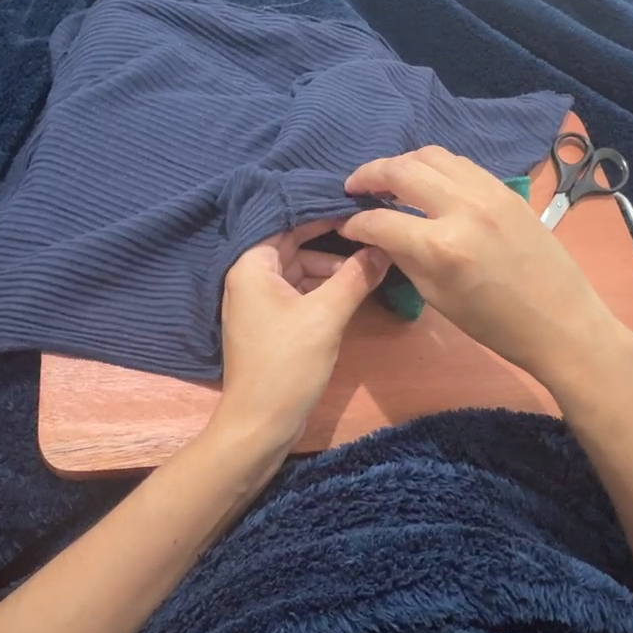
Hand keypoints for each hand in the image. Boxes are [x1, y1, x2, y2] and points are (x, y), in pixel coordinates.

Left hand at [214, 221, 388, 452]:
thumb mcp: (327, 316)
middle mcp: (249, 276)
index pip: (287, 222)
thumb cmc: (287, 364)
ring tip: (370, 267)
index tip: (359, 207)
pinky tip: (352, 290)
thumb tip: (384, 247)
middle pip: (293, 244)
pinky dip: (322, 288)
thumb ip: (356, 276)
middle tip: (371, 234)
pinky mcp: (269, 323)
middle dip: (332, 242)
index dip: (323, 214)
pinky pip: (297, 292)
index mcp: (251, 265)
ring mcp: (258, 301)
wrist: (260, 424)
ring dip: (330, 268)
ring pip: (298, 269)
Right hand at [340, 146, 632, 406]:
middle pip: (402, 170)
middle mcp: (462, 208)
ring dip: (402, 162)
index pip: (380, 220)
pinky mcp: (505, 188)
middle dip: (369, 174)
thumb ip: (403, 257)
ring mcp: (488, 192)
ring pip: (431, 155)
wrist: (561, 320)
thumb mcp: (437, 297)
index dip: (355, 222)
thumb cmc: (495, 323)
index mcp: (441, 247)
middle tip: (354, 186)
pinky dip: (434, 165)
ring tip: (387, 178)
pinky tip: (425, 180)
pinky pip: (460, 163)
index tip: (344, 224)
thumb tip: (377, 234)